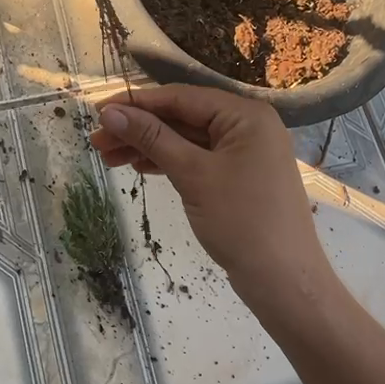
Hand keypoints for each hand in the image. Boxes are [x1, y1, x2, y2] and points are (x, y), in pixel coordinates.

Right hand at [90, 84, 336, 299]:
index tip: (99, 111)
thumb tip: (110, 112)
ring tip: (109, 157)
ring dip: (148, 146)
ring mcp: (246, 153)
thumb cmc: (242, 222)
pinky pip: (197, 158)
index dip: (136, 103)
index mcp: (245, 115)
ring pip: (186, 139)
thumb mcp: (192, 174)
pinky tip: (139, 167)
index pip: (180, 98)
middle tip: (98, 141)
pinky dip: (168, 161)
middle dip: (139, 128)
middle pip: (182, 117)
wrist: (286, 285)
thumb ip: (151, 137)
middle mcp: (248, 126)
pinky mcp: (240, 177)